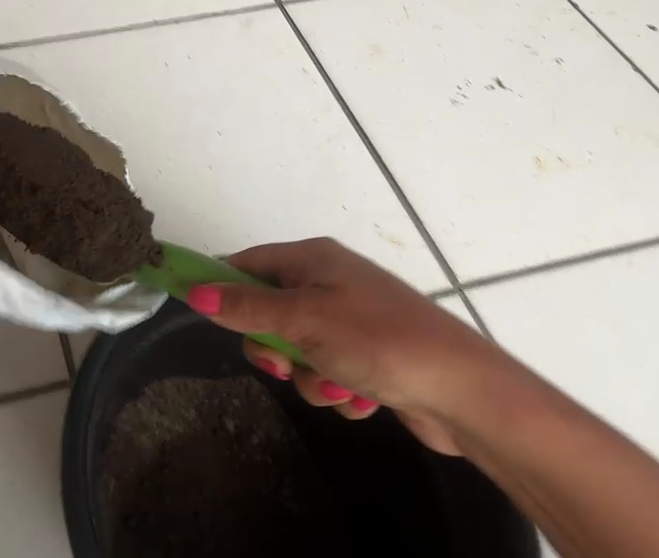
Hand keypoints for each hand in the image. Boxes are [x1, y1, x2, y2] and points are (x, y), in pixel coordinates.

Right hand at [188, 238, 499, 454]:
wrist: (463, 391)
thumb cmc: (379, 340)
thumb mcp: (303, 320)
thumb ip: (246, 307)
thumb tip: (194, 289)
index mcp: (313, 259)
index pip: (247, 264)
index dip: (220, 286)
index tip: (198, 312)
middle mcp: (329, 282)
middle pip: (269, 312)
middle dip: (273, 346)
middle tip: (283, 365)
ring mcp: (351, 321)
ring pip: (298, 350)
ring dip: (310, 376)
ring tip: (339, 386)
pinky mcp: (369, 358)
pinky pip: (328, 372)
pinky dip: (337, 389)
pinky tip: (362, 399)